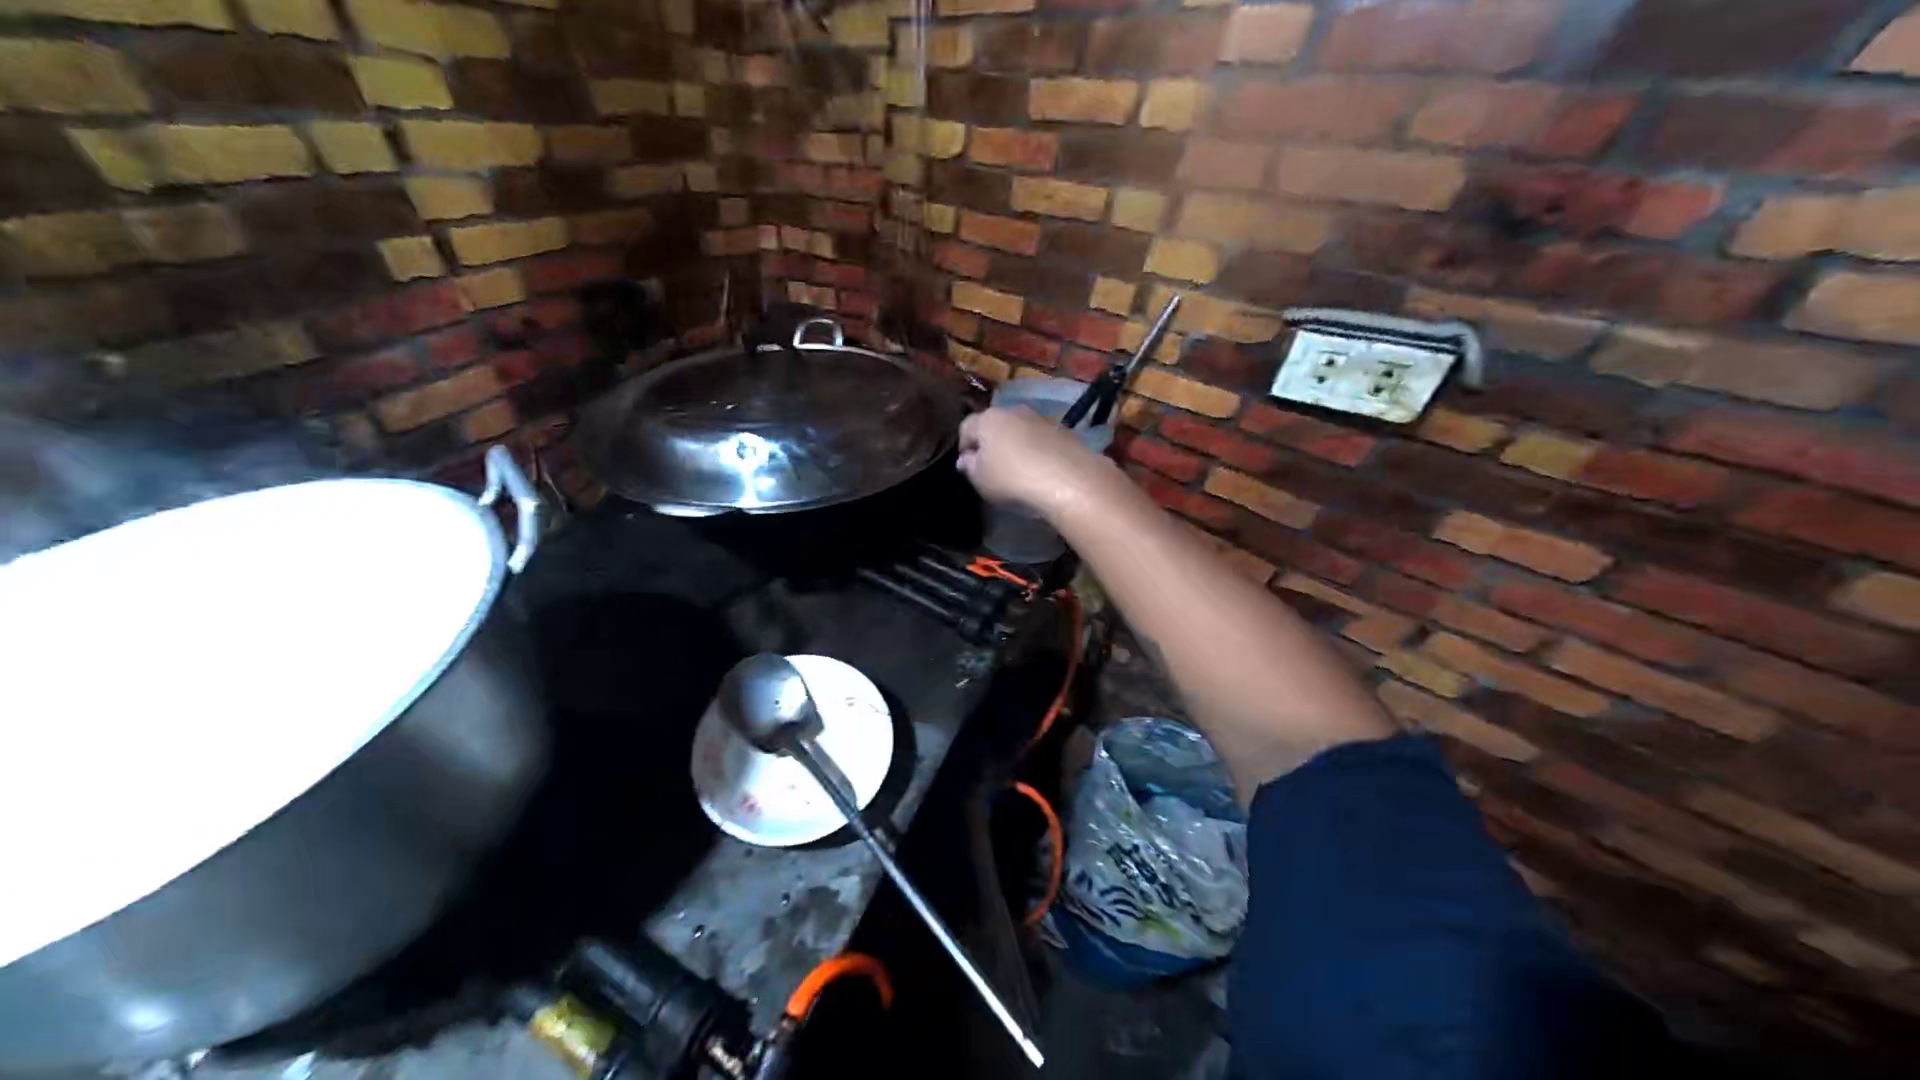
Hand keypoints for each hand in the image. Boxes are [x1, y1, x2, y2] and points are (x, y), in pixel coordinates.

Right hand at [956, 406, 1121, 518]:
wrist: (1068, 479)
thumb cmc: (1012, 478)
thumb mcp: (980, 479)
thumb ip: (969, 467)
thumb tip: (966, 459)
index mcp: (988, 418)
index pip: (966, 427)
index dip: (963, 447)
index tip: (968, 467)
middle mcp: (1014, 411)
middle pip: (995, 425)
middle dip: (991, 444)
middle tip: (992, 469)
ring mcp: (1042, 419)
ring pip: (1021, 431)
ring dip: (1017, 447)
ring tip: (1019, 472)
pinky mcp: (1065, 432)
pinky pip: (1042, 440)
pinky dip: (1038, 452)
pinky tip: (1041, 471)